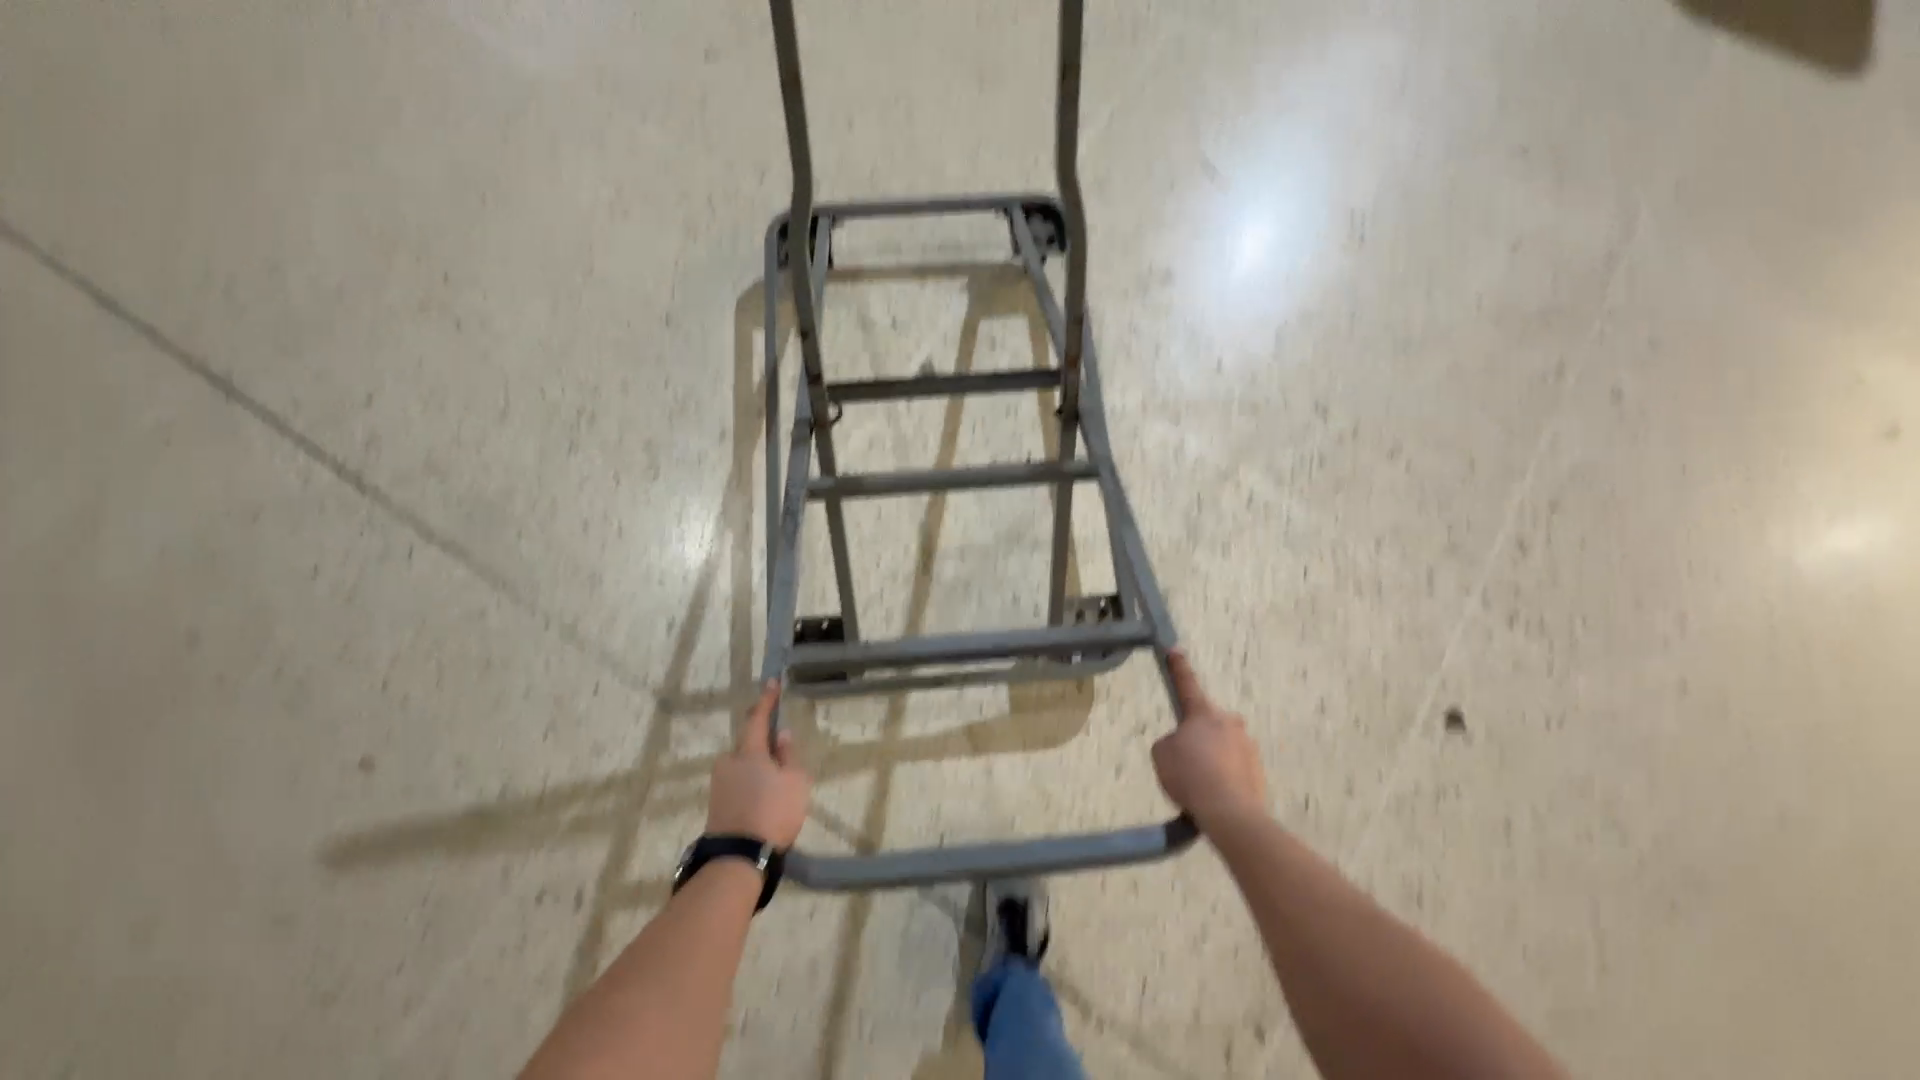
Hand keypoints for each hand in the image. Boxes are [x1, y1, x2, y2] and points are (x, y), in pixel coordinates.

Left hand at [706, 681, 810, 846]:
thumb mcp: (795, 783)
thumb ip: (788, 756)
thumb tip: (781, 735)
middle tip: (785, 767)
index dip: (767, 700)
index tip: (772, 682)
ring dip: (758, 774)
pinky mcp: (715, 804)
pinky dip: (751, 790)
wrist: (738, 857)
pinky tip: (764, 808)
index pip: (758, 718)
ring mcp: (718, 784)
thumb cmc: (773, 813)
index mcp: (748, 751)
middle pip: (749, 748)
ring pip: (743, 769)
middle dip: (765, 751)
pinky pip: (738, 787)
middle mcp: (728, 762)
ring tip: (778, 796)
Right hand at [1152, 649, 1268, 830]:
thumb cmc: (1189, 775)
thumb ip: (1169, 741)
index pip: (1187, 684)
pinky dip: (1224, 775)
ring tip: (1199, 785)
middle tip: (1183, 762)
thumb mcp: (1161, 754)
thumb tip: (1184, 744)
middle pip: (1206, 723)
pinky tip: (1214, 794)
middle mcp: (1229, 722)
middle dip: (1196, 736)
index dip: (1178, 667)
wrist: (1229, 811)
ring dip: (1210, 758)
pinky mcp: (1258, 768)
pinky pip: (1234, 766)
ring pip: (1221, 746)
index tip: (1174, 650)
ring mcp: (1248, 744)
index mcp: (1203, 713)